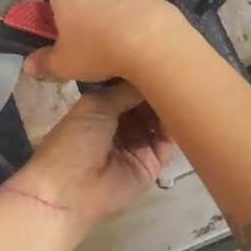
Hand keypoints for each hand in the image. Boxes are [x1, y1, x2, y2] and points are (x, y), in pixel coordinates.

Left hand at [19, 84, 175, 223]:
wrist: (70, 189)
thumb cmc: (75, 140)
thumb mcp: (96, 106)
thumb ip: (124, 90)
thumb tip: (150, 72)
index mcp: (102, 110)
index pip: (129, 90)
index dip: (142, 76)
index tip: (160, 60)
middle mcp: (121, 126)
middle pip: (146, 105)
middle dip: (157, 92)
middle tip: (174, 74)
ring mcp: (137, 146)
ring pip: (159, 122)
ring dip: (168, 108)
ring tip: (179, 90)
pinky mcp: (151, 166)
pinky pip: (167, 144)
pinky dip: (174, 130)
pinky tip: (181, 112)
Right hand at [22, 0, 197, 84]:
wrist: (151, 40)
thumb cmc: (96, 48)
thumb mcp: (63, 64)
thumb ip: (44, 62)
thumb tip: (28, 65)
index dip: (59, 23)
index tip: (68, 43)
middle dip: (84, 16)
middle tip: (91, 46)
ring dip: (110, 16)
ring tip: (117, 46)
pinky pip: (132, 4)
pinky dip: (132, 18)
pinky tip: (137, 40)